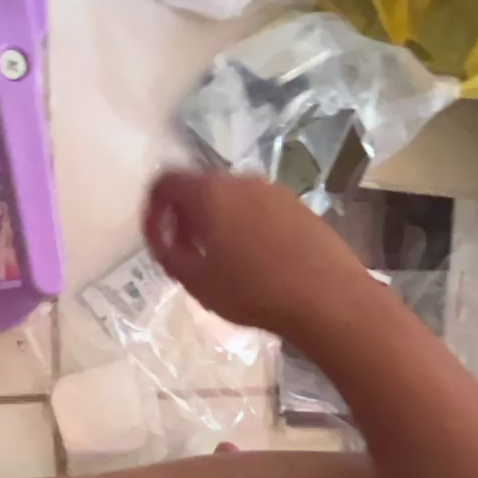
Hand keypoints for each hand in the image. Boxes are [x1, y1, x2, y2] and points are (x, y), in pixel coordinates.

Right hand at [143, 171, 378, 342]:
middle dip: (184, 218)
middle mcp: (239, 180)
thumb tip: (162, 238)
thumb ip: (168, 254)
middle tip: (185, 254)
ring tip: (218, 262)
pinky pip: (256, 208)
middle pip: (199, 188)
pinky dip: (243, 226)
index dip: (153, 211)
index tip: (157, 242)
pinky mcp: (297, 205)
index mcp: (208, 193)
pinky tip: (252, 262)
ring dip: (215, 223)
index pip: (164, 183)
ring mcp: (272, 190)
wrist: (325, 296)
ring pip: (229, 198)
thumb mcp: (195, 281)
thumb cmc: (251, 291)